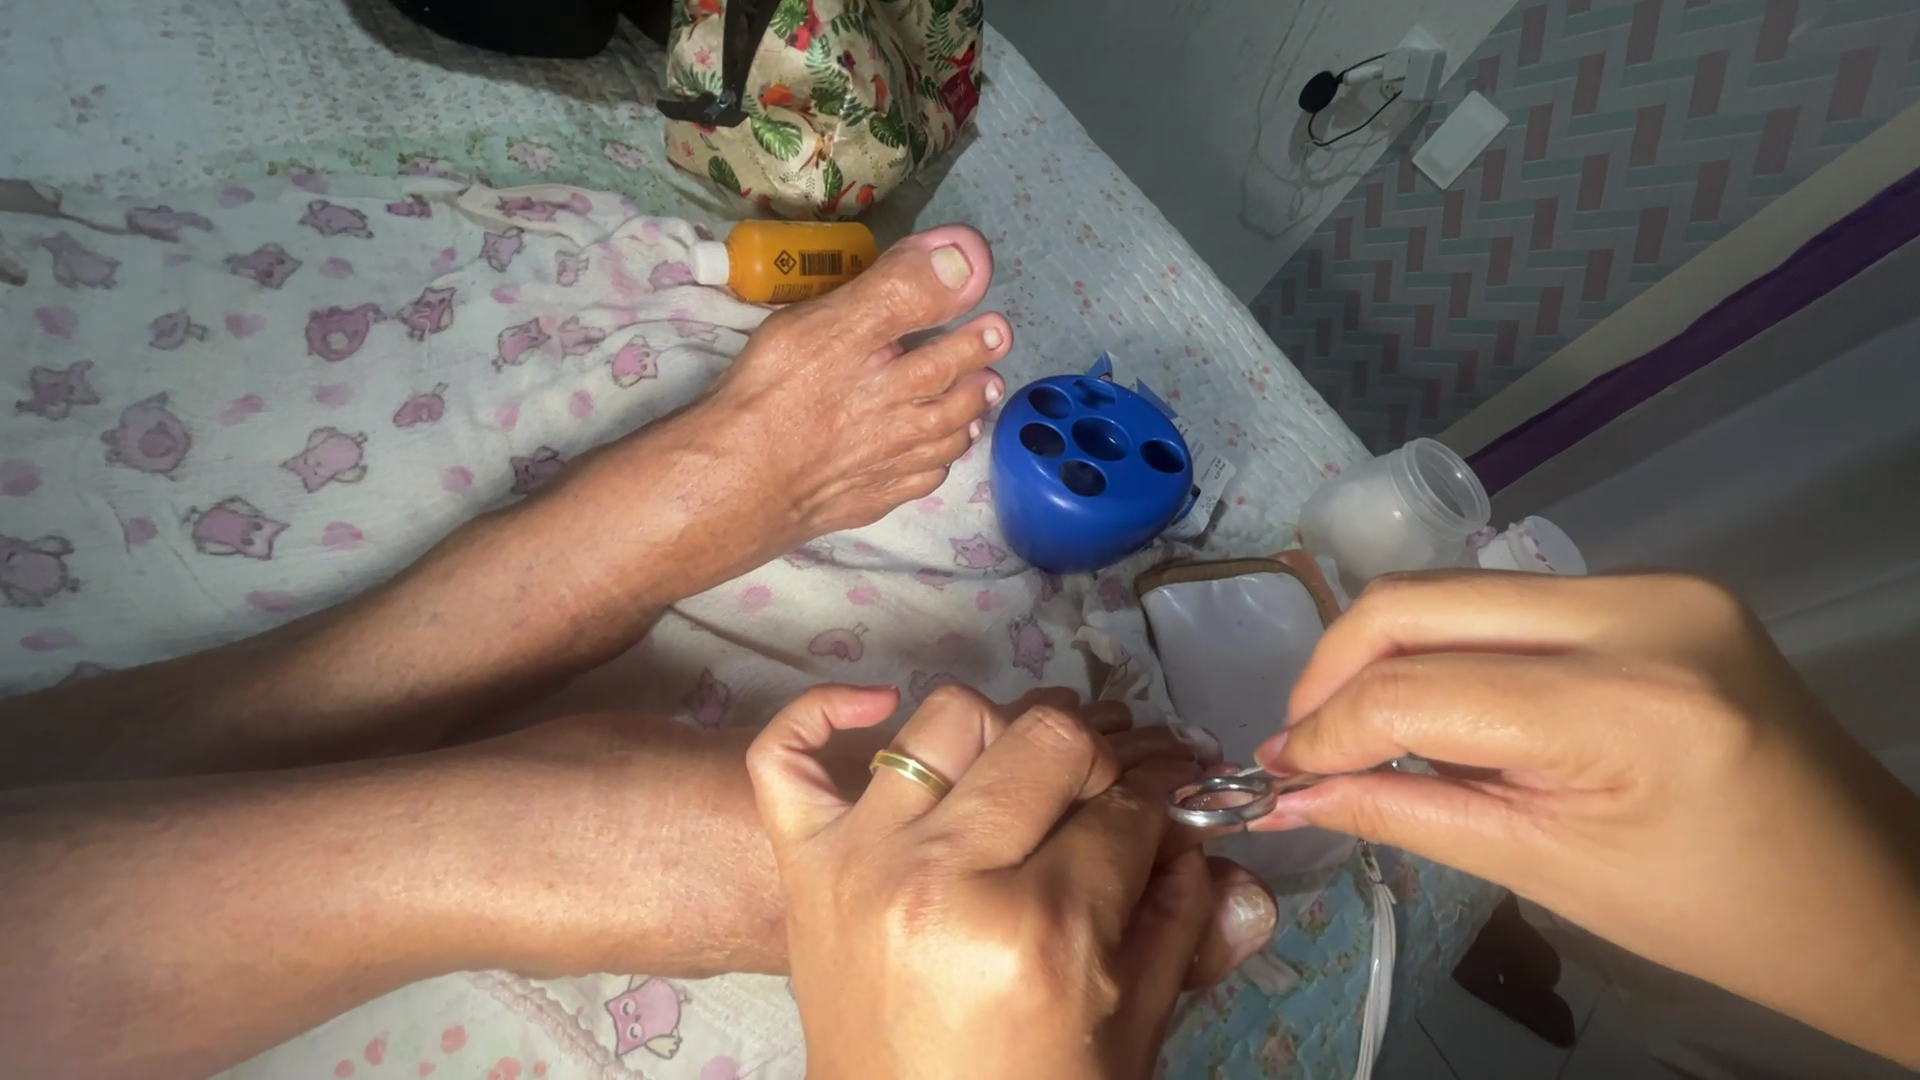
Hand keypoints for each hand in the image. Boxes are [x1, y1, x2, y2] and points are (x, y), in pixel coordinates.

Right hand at [674, 224, 1006, 560]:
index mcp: (896, 380)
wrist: (740, 482)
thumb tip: (966, 259)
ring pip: (937, 449)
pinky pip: (911, 488)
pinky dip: (930, 474)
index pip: (947, 357)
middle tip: (994, 378)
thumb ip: (902, 290)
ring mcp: (883, 471)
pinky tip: (931, 468)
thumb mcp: (837, 321)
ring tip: (974, 420)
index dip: (975, 341)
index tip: (998, 330)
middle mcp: (900, 428)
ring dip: (961, 430)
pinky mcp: (863, 502)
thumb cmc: (780, 392)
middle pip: (948, 407)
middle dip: (976, 387)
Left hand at [748, 684, 1275, 1079]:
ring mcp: (858, 861)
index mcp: (1036, 936)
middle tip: (1101, 796)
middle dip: (1098, 762)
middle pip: (1048, 741)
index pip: (1126, 812)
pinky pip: (785, 753)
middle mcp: (941, 879)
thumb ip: (1184, 930)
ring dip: (1000, 732)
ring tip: (1015, 778)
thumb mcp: (1127, 1032)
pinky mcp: (800, 862)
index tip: (1164, 804)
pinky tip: (875, 707)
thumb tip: (1222, 849)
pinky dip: (823, 711)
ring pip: (945, 718)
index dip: (1159, 803)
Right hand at [1256, 572, 1919, 1064]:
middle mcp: (1635, 612)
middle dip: (1329, 670)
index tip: (1280, 767)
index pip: (1412, 692)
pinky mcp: (1640, 582)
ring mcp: (1644, 583)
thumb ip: (1394, 813)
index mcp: (1625, 707)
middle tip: (1303, 734)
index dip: (1326, 730)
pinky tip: (1421, 693)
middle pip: (1410, 604)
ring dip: (1371, 651)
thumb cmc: (1717, 912)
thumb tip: (1282, 795)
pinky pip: (1486, 596)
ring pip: (1440, 589)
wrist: (1884, 895)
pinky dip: (1428, 642)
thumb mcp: (1540, 868)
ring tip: (1351, 718)